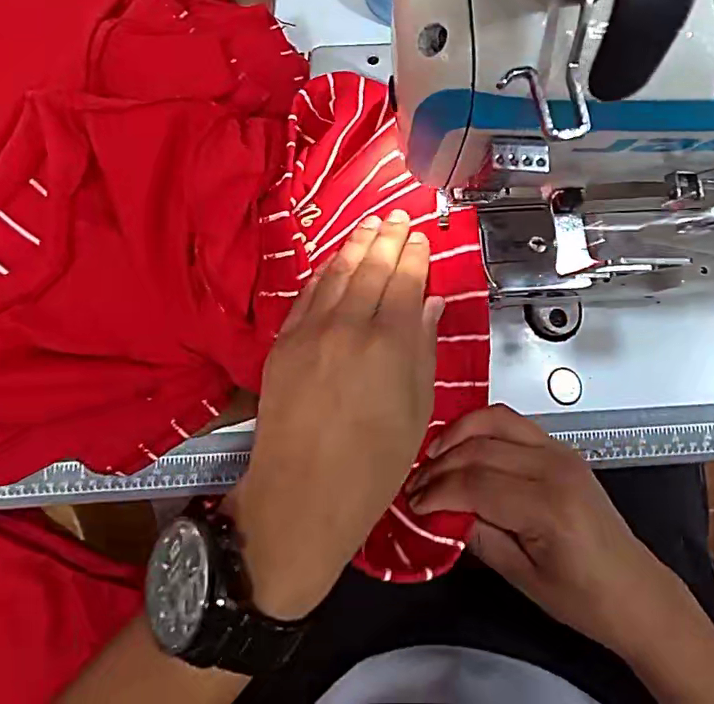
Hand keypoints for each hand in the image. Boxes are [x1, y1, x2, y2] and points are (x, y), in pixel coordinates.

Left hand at [225, 210, 443, 619]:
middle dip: (388, 238)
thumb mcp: (416, 410)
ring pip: (339, 272)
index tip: (421, 239)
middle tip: (399, 218)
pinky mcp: (284, 342)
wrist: (301, 496)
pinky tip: (336, 260)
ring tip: (371, 225)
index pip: (406, 282)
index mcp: (390, 345)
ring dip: (357, 244)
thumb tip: (428, 304)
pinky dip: (326, 271)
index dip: (415, 256)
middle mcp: (350, 327)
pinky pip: (308, 294)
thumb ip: (423, 348)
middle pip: (373, 267)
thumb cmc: (372, 465)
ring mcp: (311, 331)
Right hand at [405, 405, 702, 658]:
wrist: (634, 590)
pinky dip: (482, 428)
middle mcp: (555, 467)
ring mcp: (560, 450)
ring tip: (433, 457)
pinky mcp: (561, 446)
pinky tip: (463, 447)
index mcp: (548, 506)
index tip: (412, 504)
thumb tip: (437, 513)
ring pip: (496, 419)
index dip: (437, 491)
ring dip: (458, 433)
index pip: (476, 482)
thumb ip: (478, 537)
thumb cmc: (584, 598)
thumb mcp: (523, 577)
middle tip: (414, 484)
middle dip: (440, 463)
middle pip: (481, 446)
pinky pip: (513, 422)